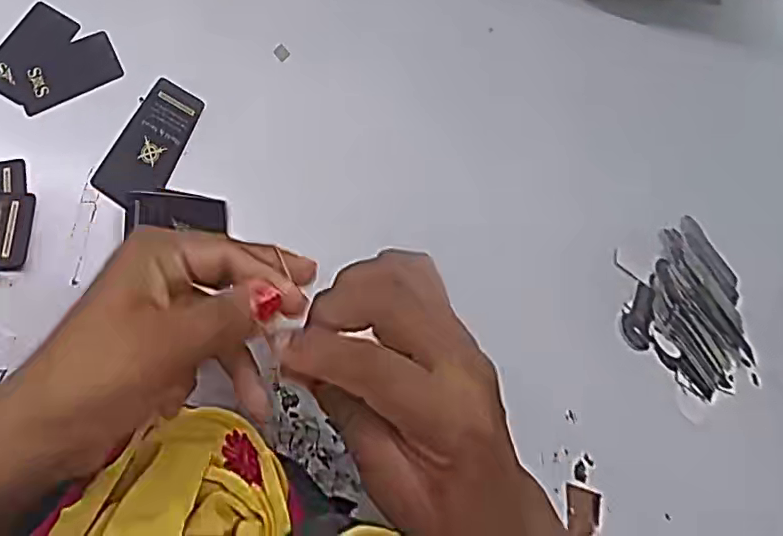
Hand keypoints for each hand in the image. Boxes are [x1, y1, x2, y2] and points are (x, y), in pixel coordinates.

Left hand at [0, 228, 316, 478]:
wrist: (45, 431)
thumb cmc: (84, 375)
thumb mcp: (170, 340)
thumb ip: (227, 314)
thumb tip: (269, 293)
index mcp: (158, 252)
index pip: (229, 252)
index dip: (269, 274)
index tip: (300, 295)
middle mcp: (160, 272)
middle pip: (228, 280)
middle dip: (262, 307)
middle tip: (300, 313)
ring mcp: (160, 308)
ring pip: (221, 318)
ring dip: (246, 350)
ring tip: (269, 376)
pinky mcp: (160, 342)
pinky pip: (206, 344)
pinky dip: (225, 365)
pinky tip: (239, 388)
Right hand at [279, 251, 562, 535]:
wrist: (495, 509)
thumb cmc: (450, 511)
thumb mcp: (386, 480)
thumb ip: (344, 411)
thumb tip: (304, 362)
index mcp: (449, 414)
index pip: (373, 362)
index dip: (319, 352)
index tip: (286, 352)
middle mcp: (462, 363)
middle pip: (390, 297)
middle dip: (333, 307)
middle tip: (306, 336)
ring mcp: (462, 337)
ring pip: (403, 272)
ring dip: (354, 285)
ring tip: (331, 318)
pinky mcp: (454, 325)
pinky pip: (414, 275)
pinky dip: (375, 278)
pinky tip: (357, 303)